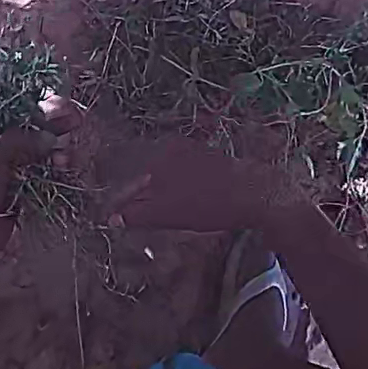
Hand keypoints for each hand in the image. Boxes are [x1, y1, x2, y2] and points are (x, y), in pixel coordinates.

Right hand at [102, 138, 304, 232]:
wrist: (255, 194)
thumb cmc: (206, 204)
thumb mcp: (166, 214)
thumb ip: (136, 215)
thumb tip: (113, 218)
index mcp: (156, 159)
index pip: (129, 184)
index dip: (121, 203)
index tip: (114, 218)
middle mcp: (170, 150)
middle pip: (146, 177)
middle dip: (139, 197)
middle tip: (136, 217)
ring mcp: (192, 152)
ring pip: (165, 175)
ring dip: (159, 193)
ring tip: (159, 212)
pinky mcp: (210, 159)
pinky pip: (183, 173)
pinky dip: (177, 187)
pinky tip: (184, 202)